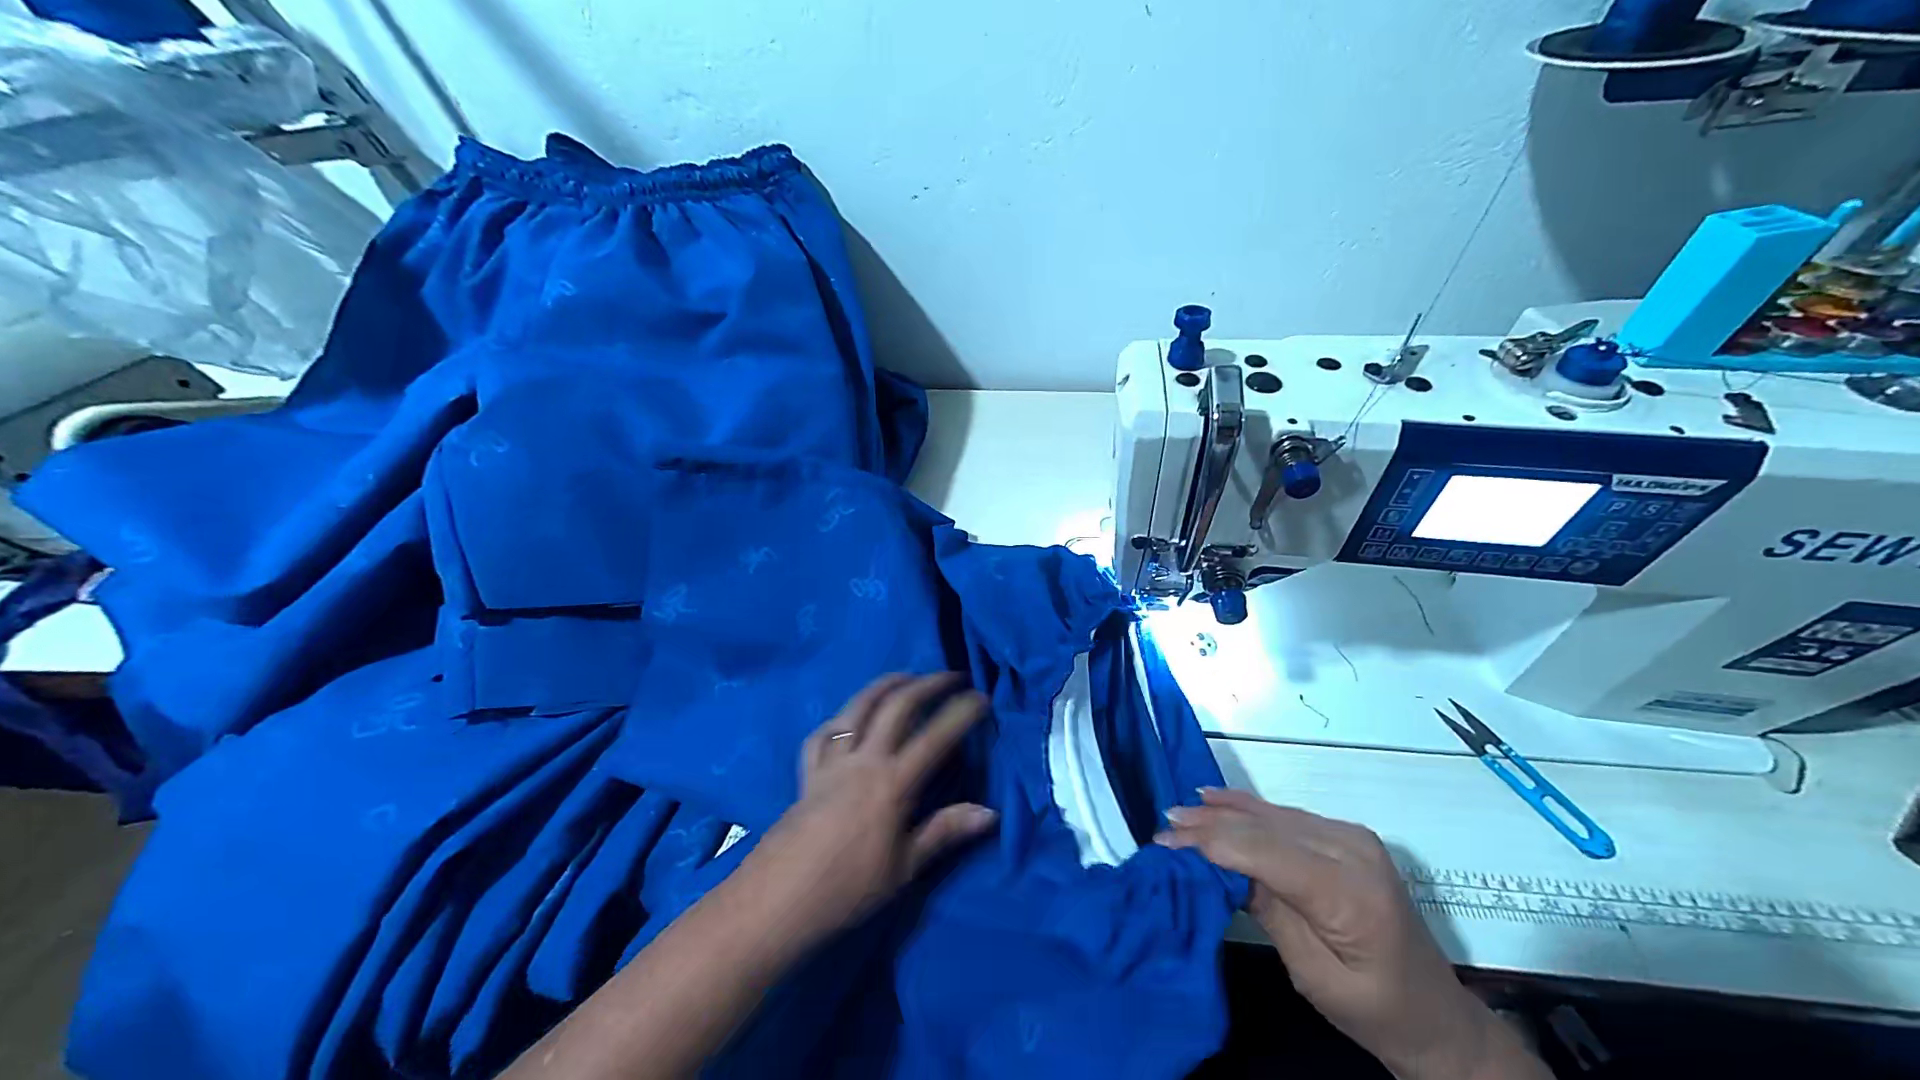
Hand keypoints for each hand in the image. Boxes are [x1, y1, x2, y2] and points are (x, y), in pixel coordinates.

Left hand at [738, 673, 998, 940]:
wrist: (778, 901)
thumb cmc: (847, 889)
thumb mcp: (904, 868)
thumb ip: (945, 832)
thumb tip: (990, 813)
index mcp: (892, 784)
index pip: (935, 737)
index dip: (961, 713)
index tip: (982, 697)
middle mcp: (863, 762)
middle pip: (896, 707)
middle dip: (927, 684)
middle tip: (951, 676)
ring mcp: (831, 763)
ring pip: (858, 708)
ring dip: (885, 685)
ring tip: (906, 677)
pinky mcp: (807, 773)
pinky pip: (823, 734)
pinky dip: (840, 719)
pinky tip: (848, 718)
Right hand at [1157, 790, 1546, 1079]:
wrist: (1438, 1015)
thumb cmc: (1374, 1009)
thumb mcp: (1312, 974)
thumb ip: (1269, 910)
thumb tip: (1218, 865)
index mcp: (1349, 892)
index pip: (1264, 851)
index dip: (1211, 842)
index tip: (1165, 842)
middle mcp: (1353, 851)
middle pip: (1265, 827)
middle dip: (1210, 824)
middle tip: (1165, 825)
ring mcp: (1353, 838)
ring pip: (1273, 815)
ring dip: (1225, 813)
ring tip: (1181, 811)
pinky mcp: (1348, 837)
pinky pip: (1288, 817)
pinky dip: (1250, 811)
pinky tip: (1219, 799)